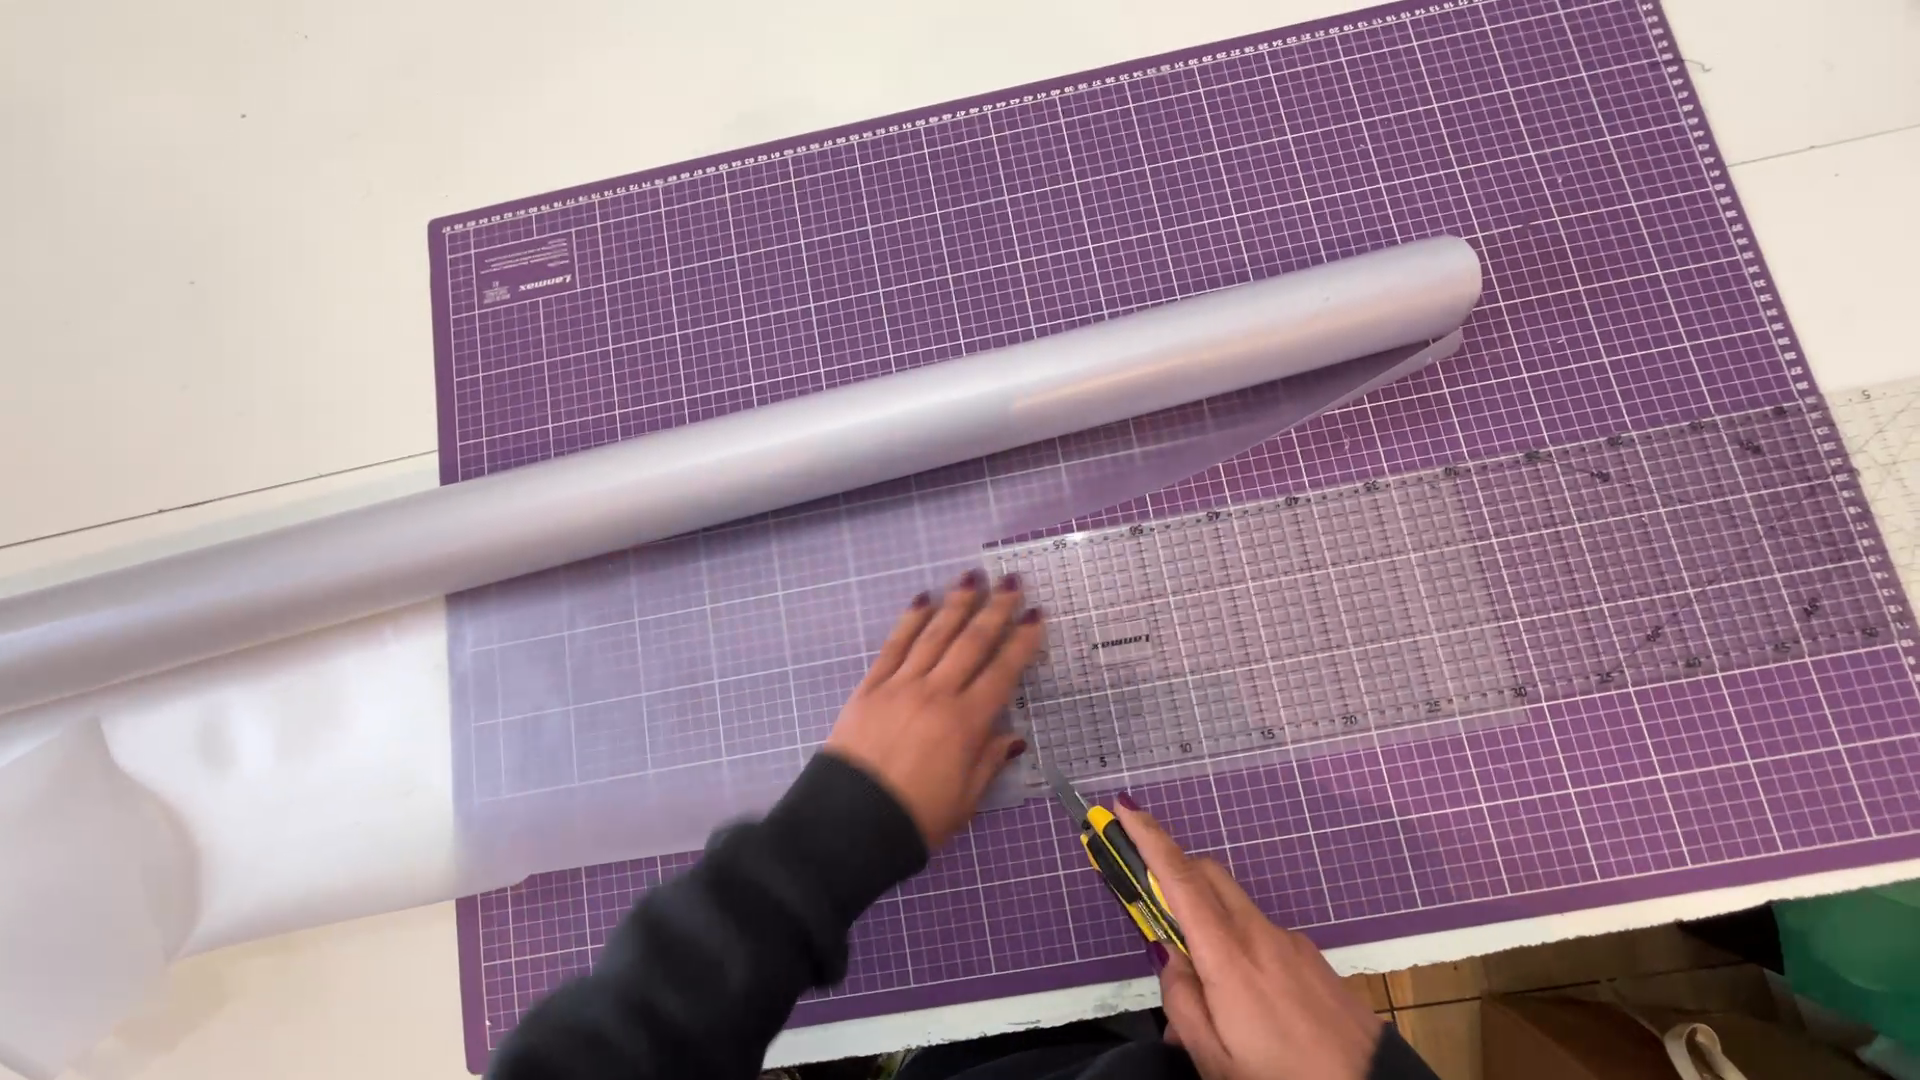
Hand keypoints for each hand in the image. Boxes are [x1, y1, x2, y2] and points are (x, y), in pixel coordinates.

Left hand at [824, 570, 1044, 847]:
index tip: (1036, 617)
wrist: (847, 826)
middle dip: (995, 609)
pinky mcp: (870, 687)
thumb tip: (1011, 735)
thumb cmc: (914, 821)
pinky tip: (922, 600)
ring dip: (956, 603)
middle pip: (971, 643)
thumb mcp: (965, 802)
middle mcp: (936, 694)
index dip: (1022, 642)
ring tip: (972, 577)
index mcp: (966, 723)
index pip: (1002, 672)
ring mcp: (900, 686)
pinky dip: (909, 620)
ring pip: (934, 635)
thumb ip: (988, 762)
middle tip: (1012, 582)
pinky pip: (894, 645)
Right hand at [1116, 801, 1384, 1079]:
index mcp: (1228, 953)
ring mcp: (1291, 943)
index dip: (1149, 837)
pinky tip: (1244, 1010)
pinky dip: (1237, 953)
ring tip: (1202, 995)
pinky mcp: (1314, 960)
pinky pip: (1261, 940)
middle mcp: (1260, 933)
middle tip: (1148, 901)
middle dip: (1172, 869)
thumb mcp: (1213, 1058)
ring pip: (1233, 910)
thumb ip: (1180, 1000)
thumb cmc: (1284, 1079)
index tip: (1124, 806)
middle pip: (1207, 874)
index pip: (1179, 878)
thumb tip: (1172, 960)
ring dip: (1205, 924)